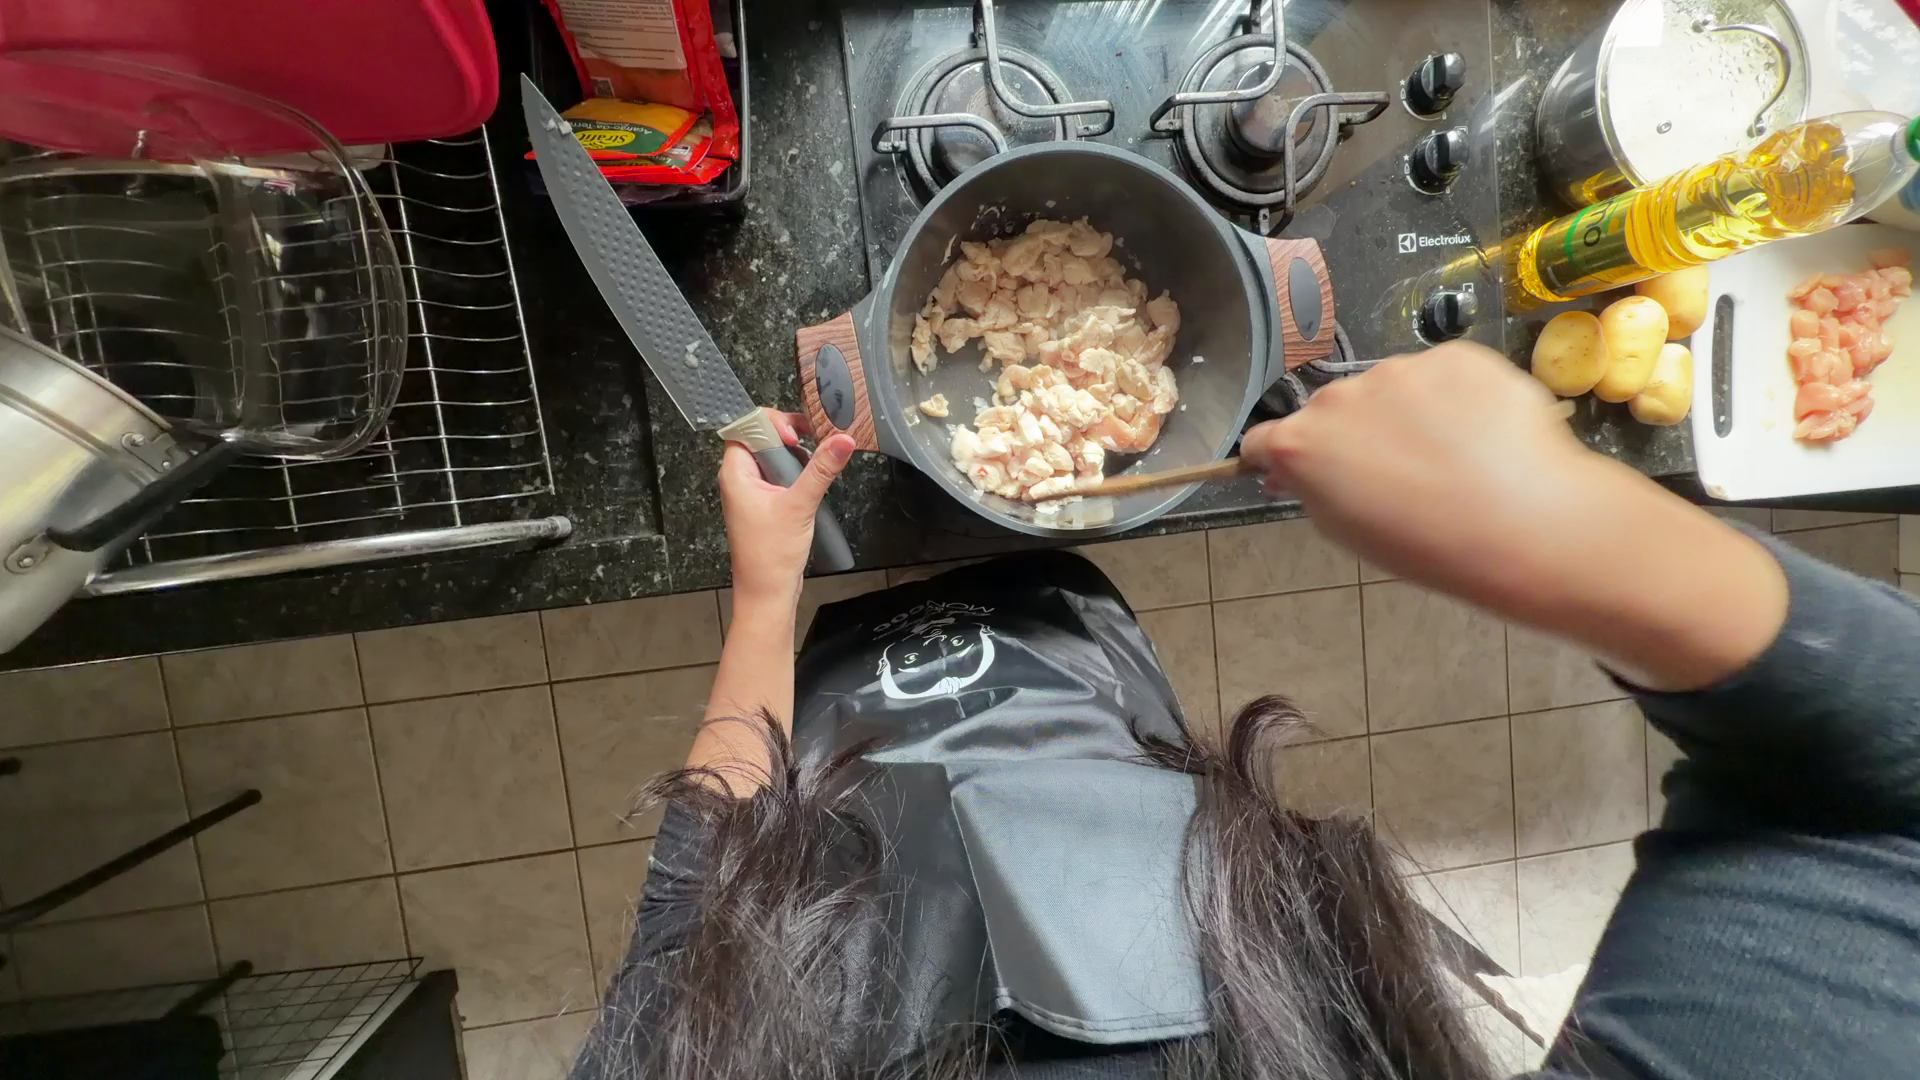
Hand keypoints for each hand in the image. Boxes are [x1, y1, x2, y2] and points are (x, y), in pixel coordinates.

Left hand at [718, 410, 854, 608]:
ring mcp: (753, 492)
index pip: (746, 427)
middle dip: (789, 436)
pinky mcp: (767, 505)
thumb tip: (843, 440)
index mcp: (736, 473)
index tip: (797, 435)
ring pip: (774, 458)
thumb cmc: (771, 555)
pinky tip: (812, 485)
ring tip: (815, 467)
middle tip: (815, 441)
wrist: (768, 593)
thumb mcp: (799, 505)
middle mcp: (740, 479)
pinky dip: (797, 475)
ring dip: (796, 456)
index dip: (772, 423)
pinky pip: (780, 477)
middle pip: (761, 439)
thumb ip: (822, 469)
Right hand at [1241, 341, 1785, 690]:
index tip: (1297, 474)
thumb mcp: (1341, 529)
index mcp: (1299, 442)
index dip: (1276, 459)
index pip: (1262, 440)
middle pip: (1327, 411)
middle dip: (1345, 433)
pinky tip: (1477, 431)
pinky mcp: (1454, 354)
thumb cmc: (1421, 544)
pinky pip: (1437, 374)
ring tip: (1445, 451)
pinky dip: (1448, 396)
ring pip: (1385, 389)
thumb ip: (1308, 489)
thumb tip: (1293, 471)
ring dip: (1398, 411)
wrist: (1525, 524)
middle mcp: (1336, 396)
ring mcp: (1396, 369)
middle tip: (1388, 470)